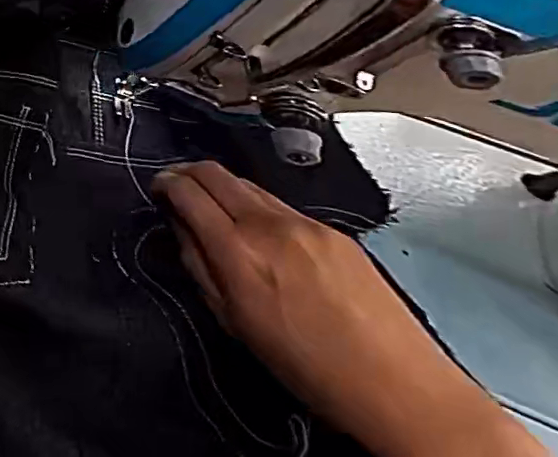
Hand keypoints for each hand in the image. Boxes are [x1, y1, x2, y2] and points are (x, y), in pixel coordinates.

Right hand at [154, 162, 545, 456]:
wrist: (398, 385)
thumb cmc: (311, 369)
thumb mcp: (237, 325)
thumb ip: (201, 269)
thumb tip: (182, 230)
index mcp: (240, 254)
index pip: (190, 193)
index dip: (166, 183)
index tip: (158, 187)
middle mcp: (269, 225)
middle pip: (216, 173)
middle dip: (189, 172)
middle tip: (177, 184)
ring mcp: (304, 222)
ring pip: (248, 183)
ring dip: (222, 186)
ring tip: (214, 205)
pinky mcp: (331, 228)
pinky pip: (280, 203)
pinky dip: (256, 205)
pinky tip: (260, 229)